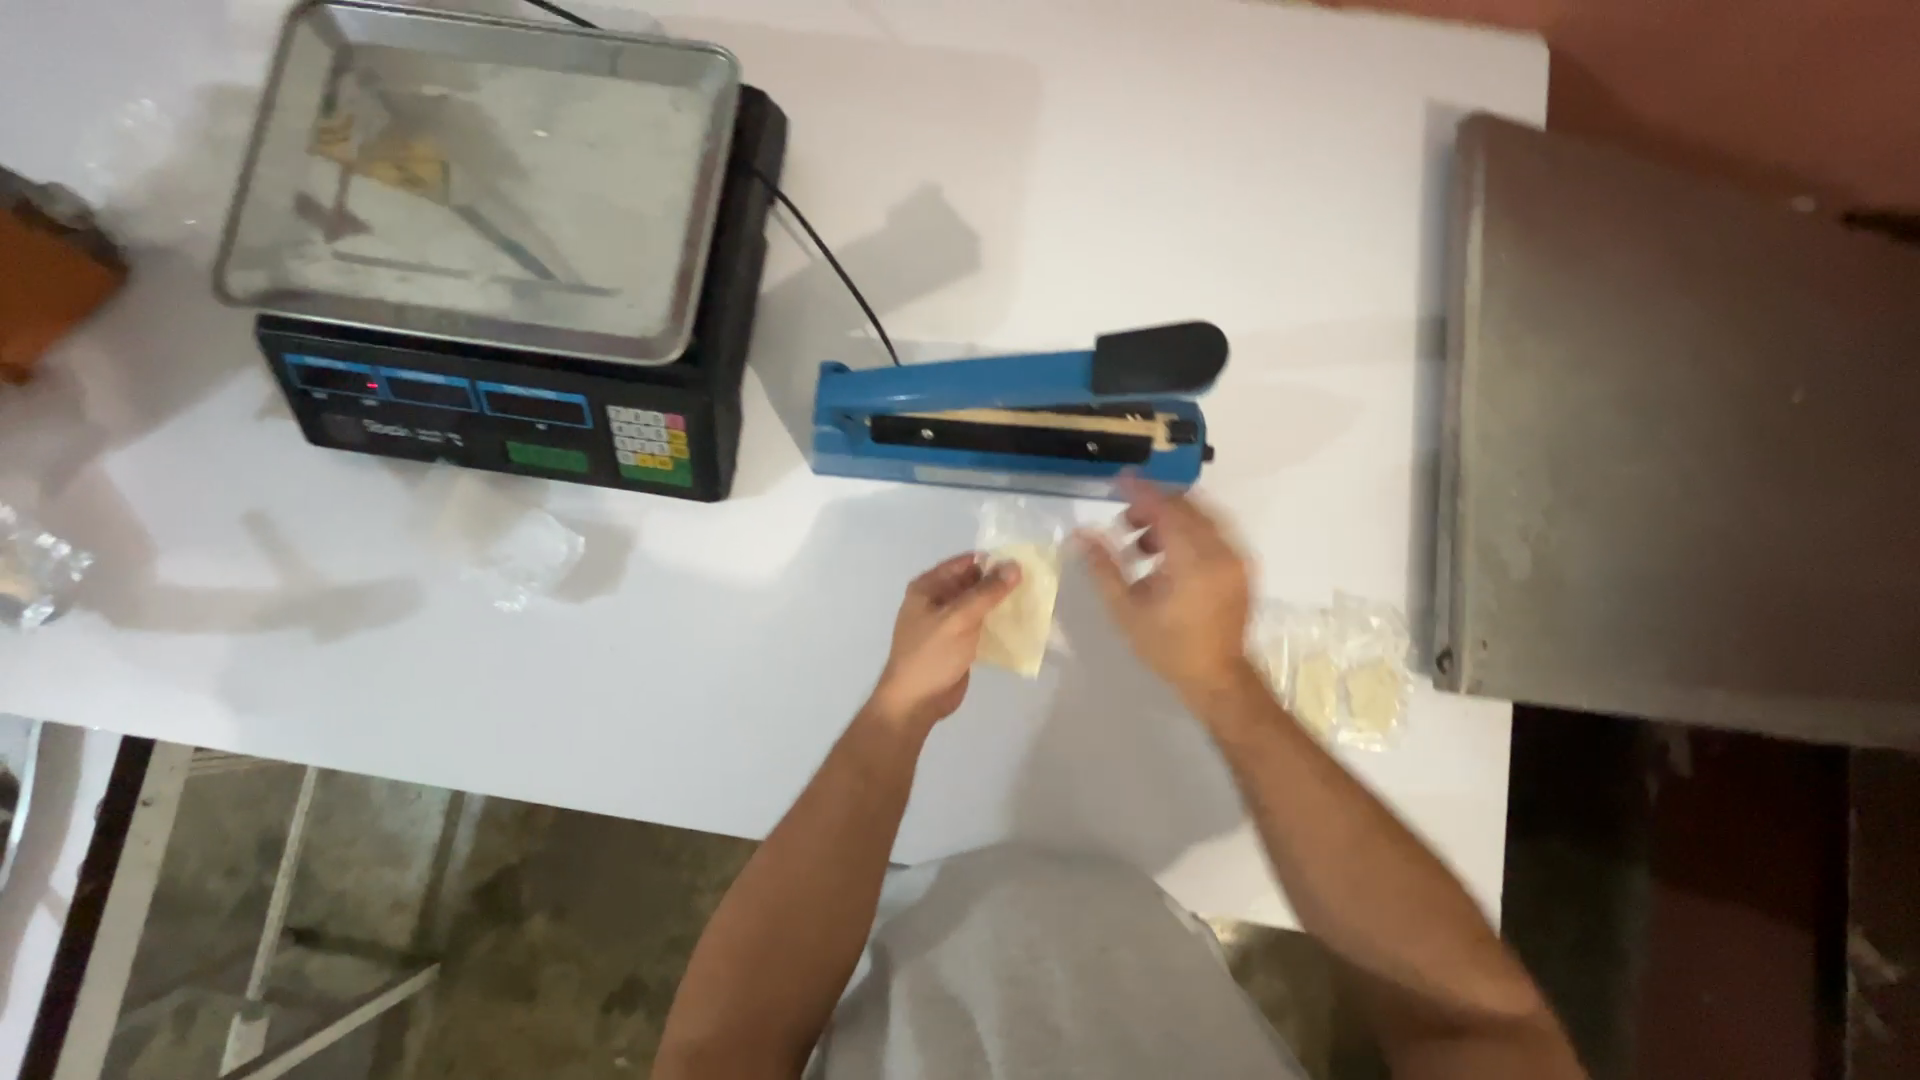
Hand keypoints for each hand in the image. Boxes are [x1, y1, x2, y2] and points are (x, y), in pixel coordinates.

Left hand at [867, 554, 1021, 730]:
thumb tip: (1014, 566)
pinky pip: (981, 626)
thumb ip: (987, 592)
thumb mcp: (959, 618)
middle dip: (999, 582)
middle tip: (1033, 581)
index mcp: (928, 587)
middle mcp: (936, 600)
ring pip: (979, 605)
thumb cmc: (931, 655)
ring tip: (1032, 600)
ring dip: (1000, 604)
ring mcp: (947, 623)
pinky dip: (997, 624)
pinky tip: (1020, 624)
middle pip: (972, 583)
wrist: (916, 701)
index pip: (964, 563)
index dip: (991, 560)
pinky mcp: (958, 643)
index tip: (1022, 562)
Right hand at [1079, 476, 1253, 697]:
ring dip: (1170, 520)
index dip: (1140, 491)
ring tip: (1141, 546)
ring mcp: (1236, 558)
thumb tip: (1080, 534)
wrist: (1219, 678)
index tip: (1117, 481)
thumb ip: (1103, 568)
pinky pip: (1214, 534)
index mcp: (1193, 560)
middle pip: (1186, 506)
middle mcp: (1221, 550)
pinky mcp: (1241, 568)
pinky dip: (1188, 533)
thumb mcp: (1126, 610)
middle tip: (1123, 522)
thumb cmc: (1168, 648)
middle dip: (1153, 505)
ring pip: (1201, 518)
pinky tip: (1166, 557)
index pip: (1166, 508)